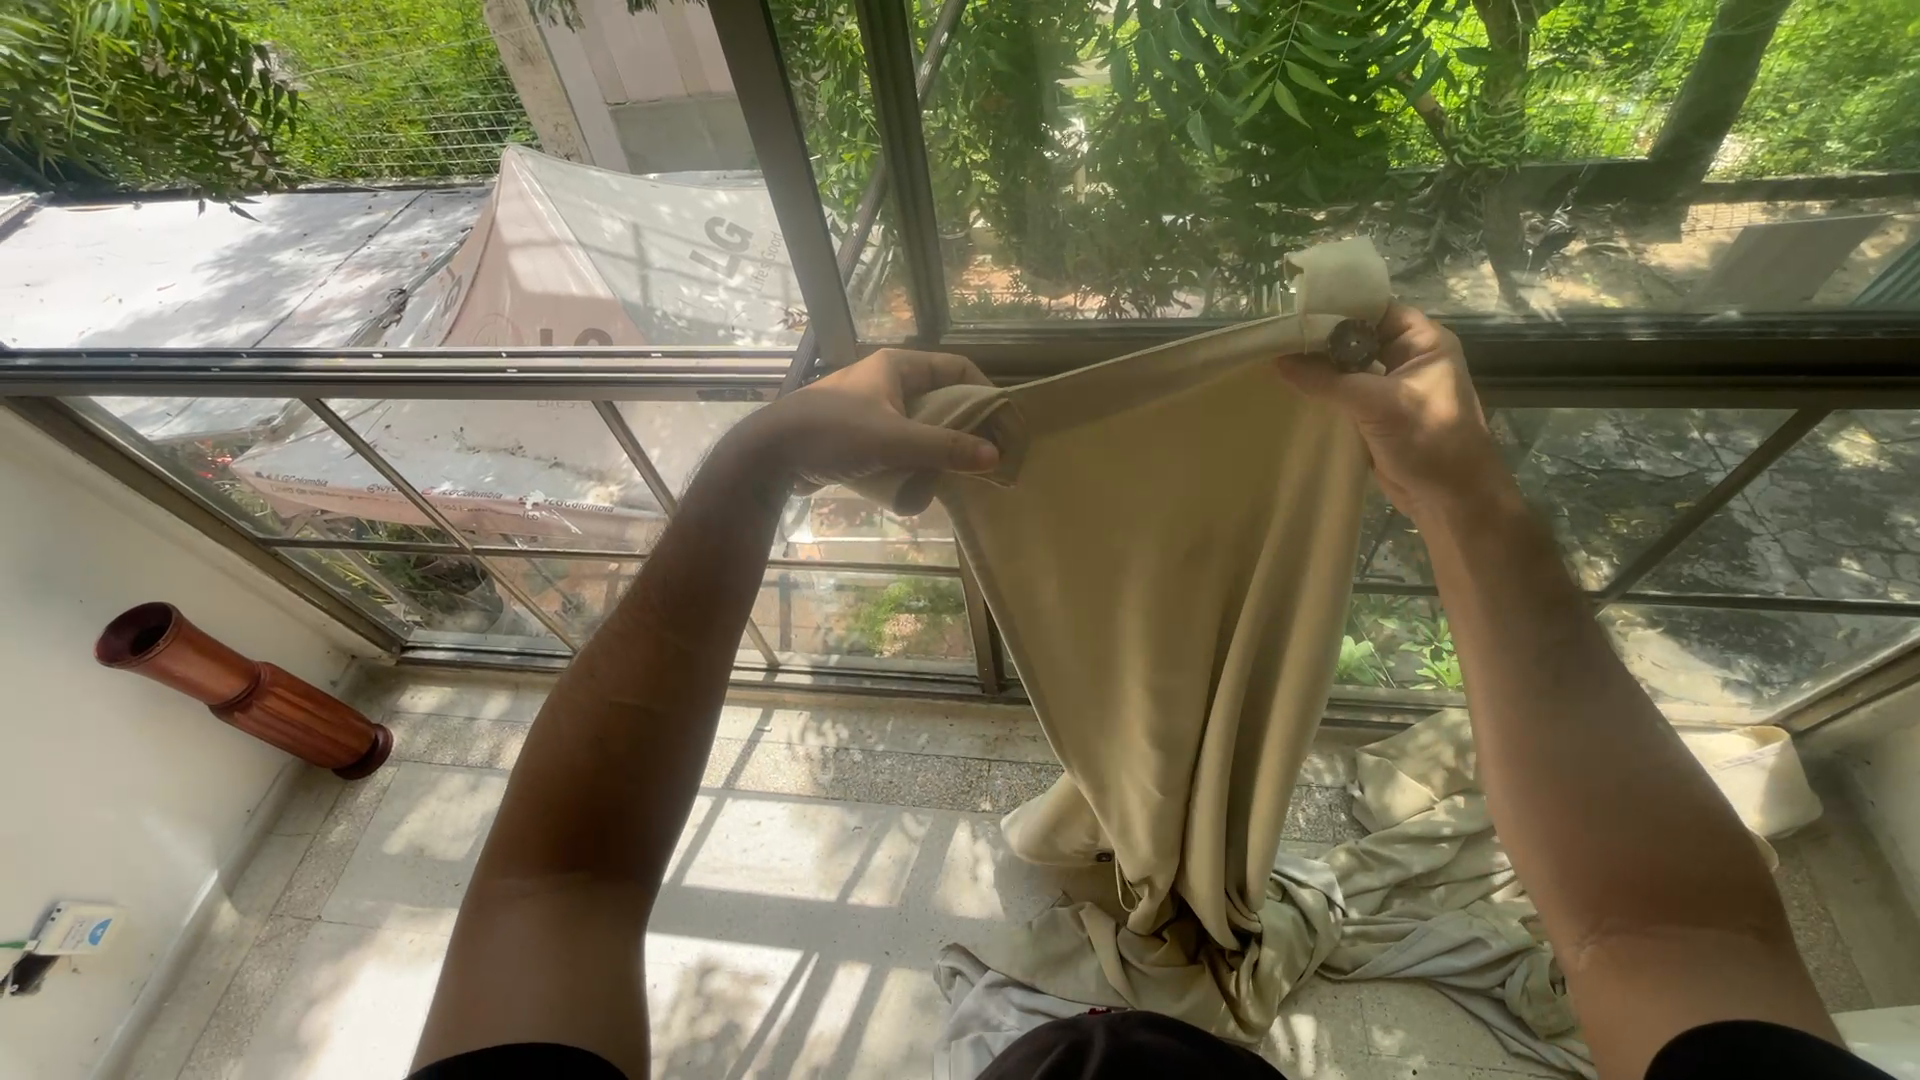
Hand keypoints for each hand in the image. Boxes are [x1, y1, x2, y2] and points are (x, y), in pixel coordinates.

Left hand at [732, 348, 1000, 485]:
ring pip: (919, 423)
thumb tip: (994, 457)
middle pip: (941, 398)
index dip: (985, 391)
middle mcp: (887, 380)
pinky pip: (898, 442)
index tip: (1002, 424)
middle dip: (963, 426)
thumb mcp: (894, 440)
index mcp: (898, 366)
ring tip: (954, 473)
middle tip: (982, 456)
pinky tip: (919, 481)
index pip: (957, 368)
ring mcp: (870, 407)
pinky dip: (913, 458)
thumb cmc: (832, 434)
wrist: (770, 454)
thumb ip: (945, 448)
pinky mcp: (857, 434)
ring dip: (937, 447)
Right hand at [1276, 302, 1507, 520]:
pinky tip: (1293, 389)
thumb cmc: (1428, 439)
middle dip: (1322, 337)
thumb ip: (1327, 380)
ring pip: (1349, 366)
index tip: (1296, 309)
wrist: (1450, 497)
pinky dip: (1322, 390)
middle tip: (1277, 335)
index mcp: (1423, 342)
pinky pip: (1345, 393)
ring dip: (1319, 366)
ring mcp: (1392, 387)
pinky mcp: (1377, 414)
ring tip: (1277, 357)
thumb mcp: (1377, 403)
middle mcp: (1408, 358)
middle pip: (1358, 337)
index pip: (1375, 309)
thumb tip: (1279, 360)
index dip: (1339, 307)